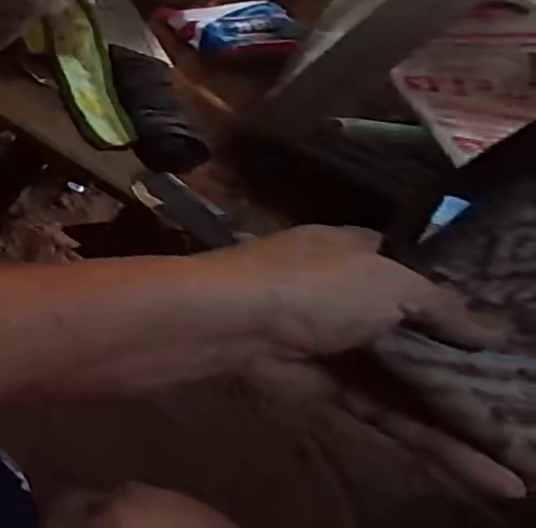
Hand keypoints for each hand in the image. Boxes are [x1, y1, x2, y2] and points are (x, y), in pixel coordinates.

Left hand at [210, 226, 525, 498]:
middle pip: (419, 332)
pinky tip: (500, 480)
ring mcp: (333, 341)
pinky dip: (441, 445)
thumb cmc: (306, 286)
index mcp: (344, 254)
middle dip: (475, 366)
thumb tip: (484, 331)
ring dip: (469, 418)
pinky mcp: (327, 383)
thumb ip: (440, 303)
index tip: (512, 322)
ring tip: (531, 455)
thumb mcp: (386, 278)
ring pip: (413, 382)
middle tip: (535, 398)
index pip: (405, 264)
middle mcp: (339, 295)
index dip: (455, 289)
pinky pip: (393, 414)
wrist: (229, 321)